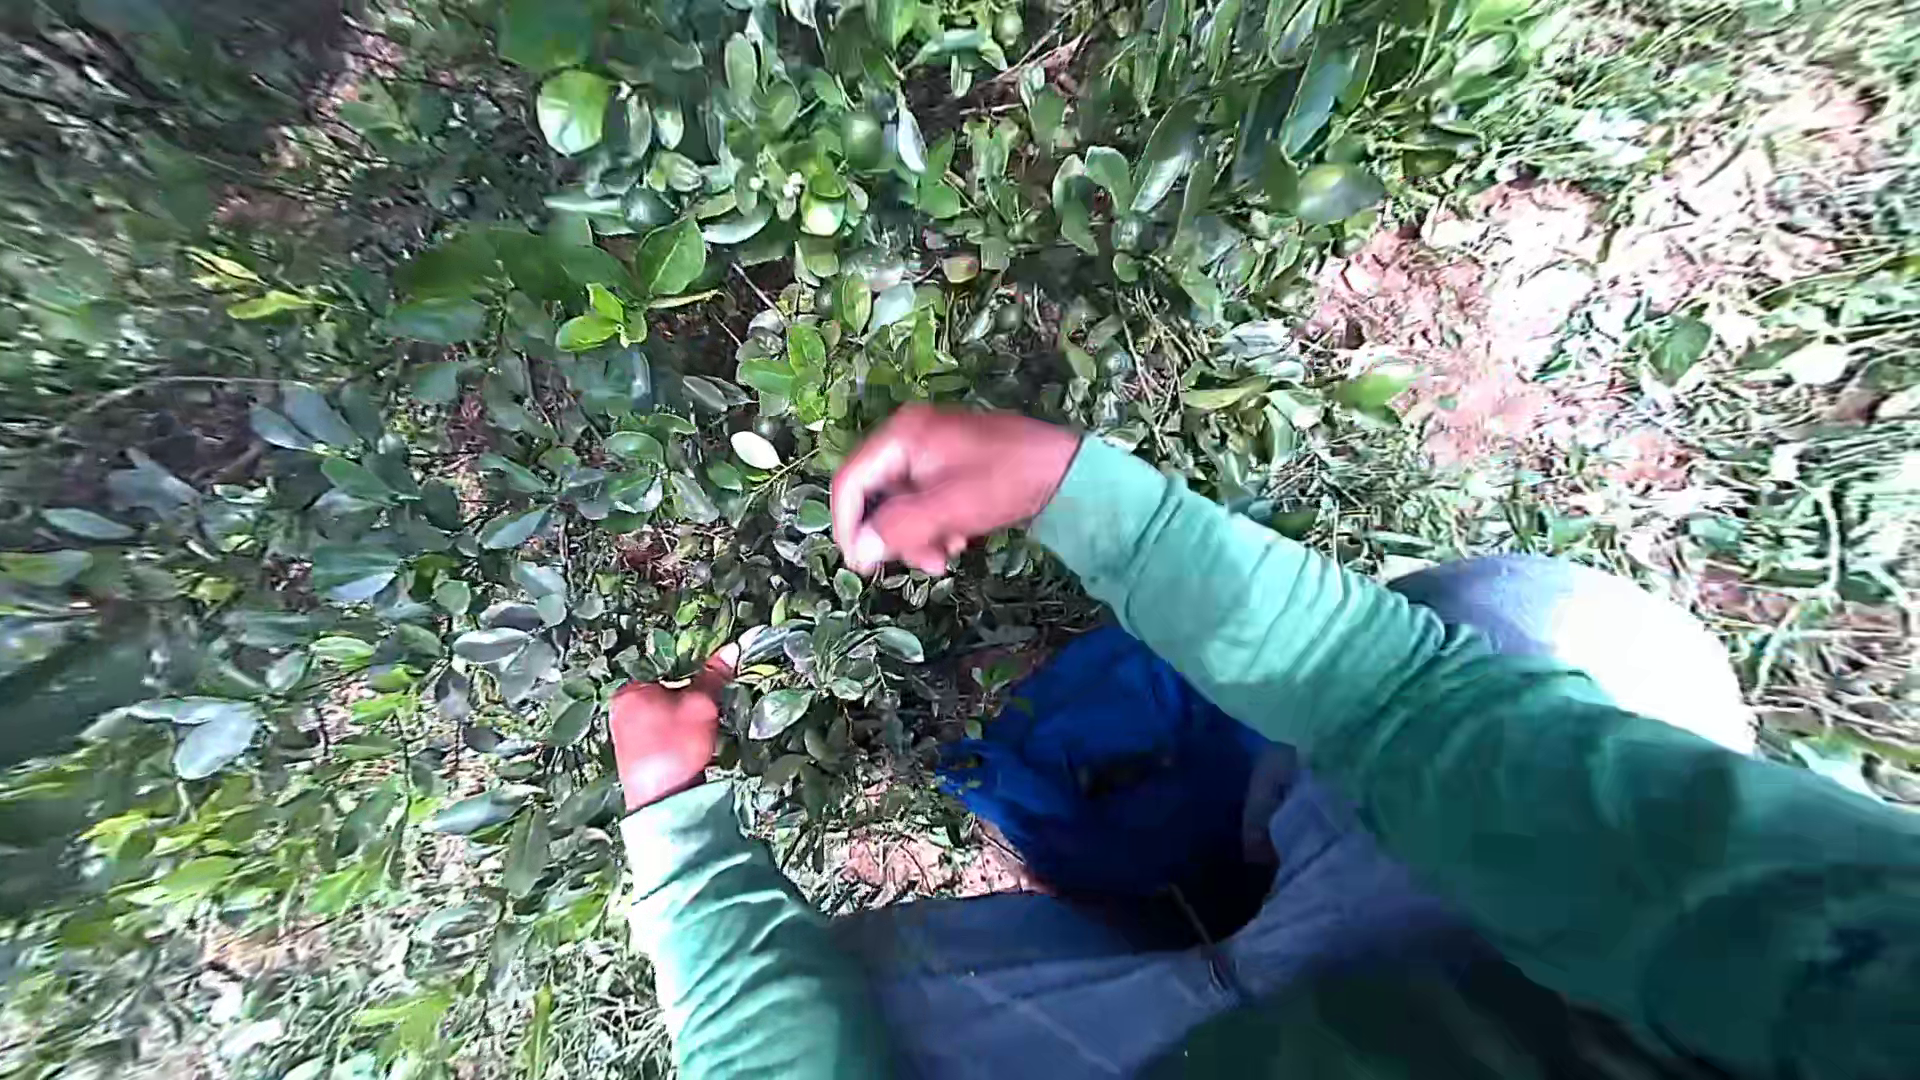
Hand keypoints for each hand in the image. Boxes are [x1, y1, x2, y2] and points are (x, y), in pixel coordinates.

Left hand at [607, 645, 737, 811]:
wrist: (663, 800)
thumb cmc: (676, 745)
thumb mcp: (701, 705)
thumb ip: (714, 675)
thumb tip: (732, 647)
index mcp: (629, 691)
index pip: (664, 662)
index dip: (692, 661)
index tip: (713, 664)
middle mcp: (620, 707)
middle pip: (663, 683)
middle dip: (689, 685)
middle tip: (714, 688)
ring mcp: (625, 729)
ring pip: (664, 704)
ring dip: (685, 704)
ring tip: (707, 708)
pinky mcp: (635, 747)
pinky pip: (661, 721)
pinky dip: (678, 720)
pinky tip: (694, 728)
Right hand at [832, 405, 1079, 574]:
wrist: (1064, 467)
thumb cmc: (1008, 481)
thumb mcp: (950, 508)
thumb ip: (900, 528)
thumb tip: (861, 551)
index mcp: (902, 436)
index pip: (851, 481)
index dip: (848, 525)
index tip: (860, 564)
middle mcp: (909, 438)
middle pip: (876, 495)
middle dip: (895, 535)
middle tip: (920, 563)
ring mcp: (929, 450)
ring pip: (901, 504)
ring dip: (918, 536)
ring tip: (946, 556)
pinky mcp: (947, 465)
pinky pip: (924, 501)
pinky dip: (935, 525)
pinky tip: (958, 540)